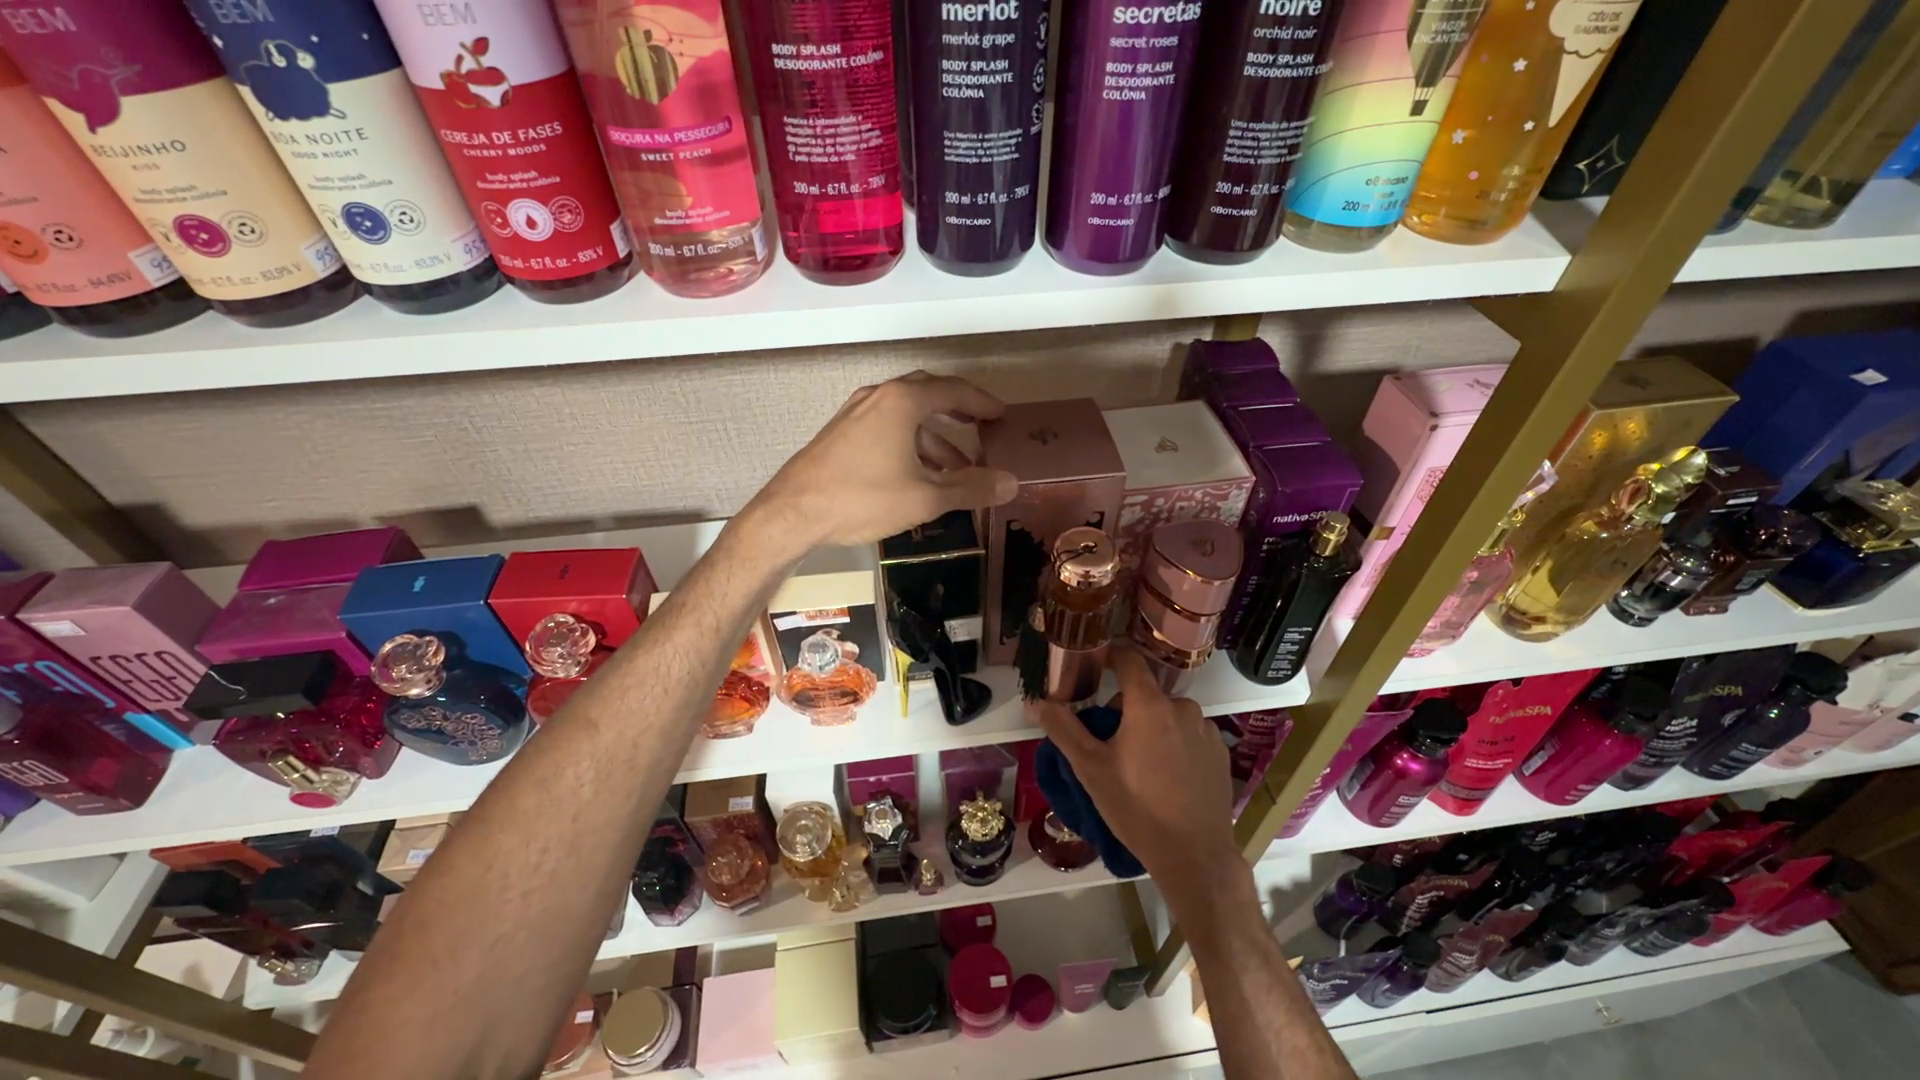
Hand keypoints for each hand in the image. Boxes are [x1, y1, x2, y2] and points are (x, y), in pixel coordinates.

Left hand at [744, 372, 1018, 550]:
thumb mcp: (925, 498)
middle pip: (928, 395)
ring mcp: (856, 414)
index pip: (954, 390)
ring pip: (906, 417)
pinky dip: (911, 445)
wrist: (793, 512)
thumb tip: (1011, 483)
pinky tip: (919, 475)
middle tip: (983, 429)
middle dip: (958, 413)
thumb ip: (971, 488)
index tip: (1002, 416)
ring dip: (935, 438)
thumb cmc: (863, 498)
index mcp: (903, 401)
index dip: (982, 402)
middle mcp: (879, 397)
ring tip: (958, 469)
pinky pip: (887, 429)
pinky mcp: (842, 434)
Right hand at [1029, 649, 1238, 881]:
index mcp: (1149, 705)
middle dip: (1124, 711)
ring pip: (1168, 716)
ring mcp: (1206, 730)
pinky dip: (1174, 746)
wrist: (1194, 855)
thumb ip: (1062, 728)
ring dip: (1151, 728)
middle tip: (1109, 745)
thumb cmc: (1136, 808)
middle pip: (1145, 694)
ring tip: (1139, 767)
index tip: (1091, 665)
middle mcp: (1182, 708)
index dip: (1108, 656)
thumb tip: (1034, 700)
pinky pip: (1189, 736)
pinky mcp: (1221, 752)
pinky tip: (1167, 778)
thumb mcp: (1090, 768)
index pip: (1127, 659)